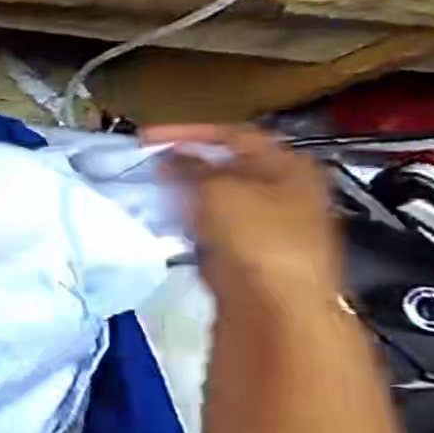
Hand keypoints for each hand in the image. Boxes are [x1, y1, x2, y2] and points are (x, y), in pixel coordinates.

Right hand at [143, 125, 342, 299]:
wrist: (273, 301)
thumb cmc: (255, 235)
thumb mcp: (217, 189)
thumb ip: (191, 166)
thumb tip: (173, 155)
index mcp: (288, 165)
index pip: (232, 134)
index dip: (187, 131)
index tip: (145, 137)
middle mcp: (285, 188)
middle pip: (226, 164)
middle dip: (185, 161)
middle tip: (148, 162)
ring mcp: (269, 220)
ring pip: (216, 193)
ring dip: (183, 189)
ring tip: (151, 188)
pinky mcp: (248, 246)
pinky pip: (211, 220)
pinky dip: (187, 215)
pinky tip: (166, 218)